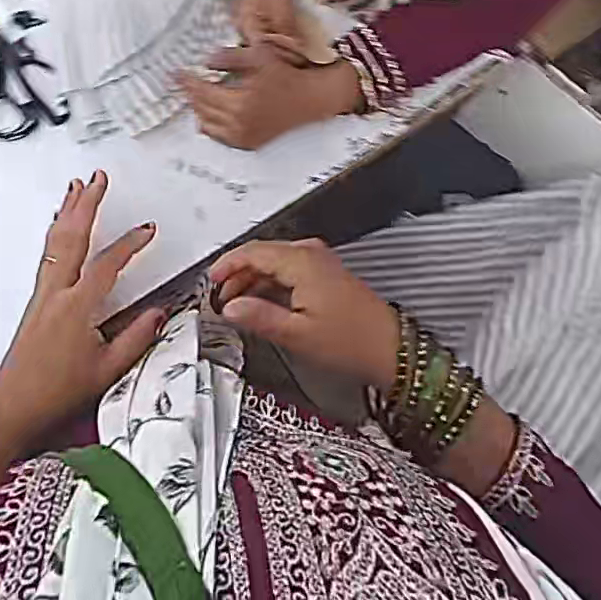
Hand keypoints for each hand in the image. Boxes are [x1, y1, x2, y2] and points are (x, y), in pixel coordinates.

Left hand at [0, 171, 165, 443]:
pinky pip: (48, 253)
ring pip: (57, 241)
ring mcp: (43, 293)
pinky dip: (56, 230)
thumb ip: (136, 338)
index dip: (130, 243)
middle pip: (73, 236)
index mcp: (76, 306)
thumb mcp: (106, 370)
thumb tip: (158, 314)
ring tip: (76, 188)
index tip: (146, 229)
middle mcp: (56, 292)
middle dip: (87, 203)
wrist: (12, 406)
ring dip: (68, 211)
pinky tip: (59, 224)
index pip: (107, 263)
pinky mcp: (37, 298)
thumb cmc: (53, 392)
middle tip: (98, 179)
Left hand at [177, 44, 362, 149]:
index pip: (203, 92)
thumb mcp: (260, 57)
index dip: (187, 82)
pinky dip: (210, 125)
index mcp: (240, 102)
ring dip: (199, 109)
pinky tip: (208, 113)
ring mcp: (244, 136)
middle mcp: (239, 124)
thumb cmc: (287, 75)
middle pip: (202, 109)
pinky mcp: (249, 143)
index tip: (176, 73)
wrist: (310, 99)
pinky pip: (220, 136)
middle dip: (191, 94)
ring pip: (208, 125)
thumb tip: (207, 60)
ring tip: (195, 95)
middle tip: (183, 82)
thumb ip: (231, 58)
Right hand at [207, 238, 400, 388]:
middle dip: (237, 273)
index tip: (211, 280)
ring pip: (275, 261)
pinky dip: (270, 282)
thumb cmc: (350, 341)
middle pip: (263, 254)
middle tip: (220, 296)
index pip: (254, 251)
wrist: (389, 348)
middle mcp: (310, 254)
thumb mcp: (297, 334)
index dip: (227, 264)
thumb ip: (260, 317)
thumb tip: (230, 308)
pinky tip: (262, 303)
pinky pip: (288, 269)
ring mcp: (319, 261)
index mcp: (302, 261)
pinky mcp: (325, 273)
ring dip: (253, 278)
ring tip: (237, 303)